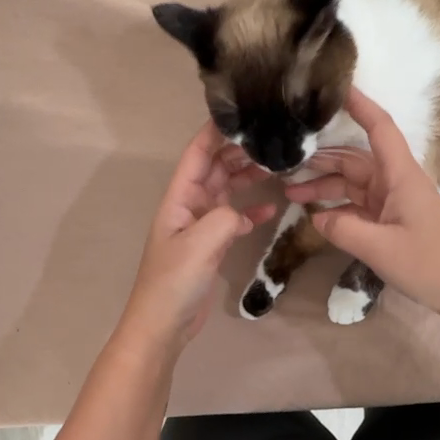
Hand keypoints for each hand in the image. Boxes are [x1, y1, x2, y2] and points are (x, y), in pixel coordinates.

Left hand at [117, 124, 277, 353]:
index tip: (245, 113)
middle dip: (239, 152)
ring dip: (247, 179)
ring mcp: (199, 228)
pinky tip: (270, 208)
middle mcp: (188, 207)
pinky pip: (232, 221)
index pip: (197, 154)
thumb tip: (243, 212)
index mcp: (178, 199)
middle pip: (215, 169)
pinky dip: (249, 213)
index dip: (216, 132)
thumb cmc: (174, 282)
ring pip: (226, 192)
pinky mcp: (210, 248)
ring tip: (276, 167)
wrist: (163, 325)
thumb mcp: (201, 243)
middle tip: (272, 141)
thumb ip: (224, 217)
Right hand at [285, 89, 439, 320]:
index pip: (379, 129)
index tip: (335, 87)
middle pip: (354, 157)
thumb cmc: (429, 263)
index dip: (359, 105)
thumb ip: (344, 229)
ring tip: (289, 192)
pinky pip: (357, 204)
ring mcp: (392, 201)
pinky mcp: (390, 220)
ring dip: (323, 184)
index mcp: (400, 176)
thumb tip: (317, 216)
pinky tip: (313, 213)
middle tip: (285, 163)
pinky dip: (336, 206)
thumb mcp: (380, 249)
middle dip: (321, 158)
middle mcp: (395, 181)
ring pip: (352, 182)